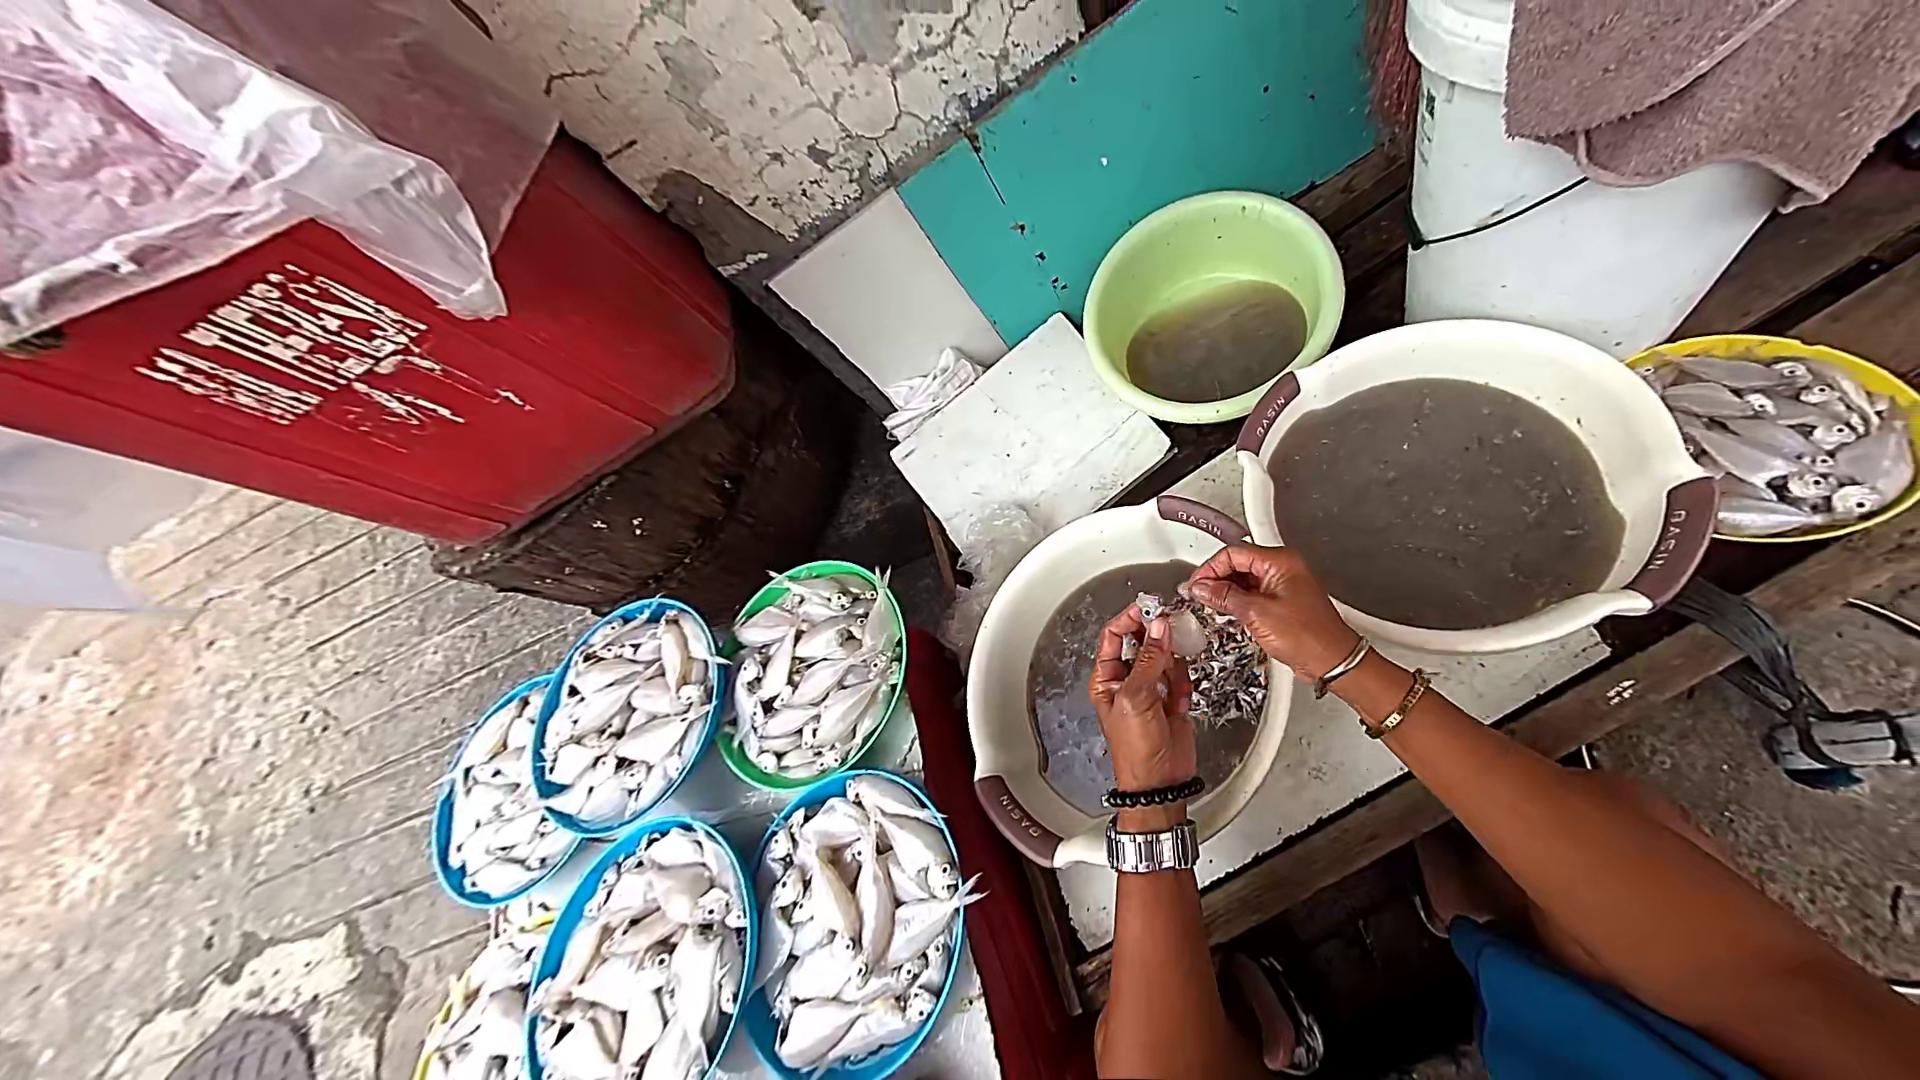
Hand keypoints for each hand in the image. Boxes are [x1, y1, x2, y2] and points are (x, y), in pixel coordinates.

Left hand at [1089, 605, 1196, 791]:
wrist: (1161, 782)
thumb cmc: (1135, 750)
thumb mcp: (1137, 699)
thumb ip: (1150, 661)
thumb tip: (1158, 629)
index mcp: (1106, 678)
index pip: (1114, 636)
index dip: (1130, 619)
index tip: (1149, 607)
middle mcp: (1126, 680)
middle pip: (1142, 642)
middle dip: (1157, 637)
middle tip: (1173, 626)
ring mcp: (1150, 688)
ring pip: (1164, 657)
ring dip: (1173, 664)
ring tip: (1175, 681)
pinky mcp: (1171, 699)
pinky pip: (1180, 676)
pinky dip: (1183, 684)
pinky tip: (1180, 701)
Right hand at [1182, 544, 1360, 679]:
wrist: (1332, 661)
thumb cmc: (1309, 637)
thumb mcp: (1256, 613)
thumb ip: (1224, 596)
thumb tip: (1202, 588)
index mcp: (1280, 562)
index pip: (1234, 553)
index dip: (1210, 568)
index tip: (1196, 584)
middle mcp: (1283, 569)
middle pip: (1238, 563)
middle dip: (1216, 579)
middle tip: (1199, 594)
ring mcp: (1283, 585)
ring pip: (1243, 579)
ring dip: (1225, 590)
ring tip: (1210, 604)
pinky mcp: (1281, 600)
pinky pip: (1252, 592)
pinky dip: (1236, 600)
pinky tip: (1227, 611)